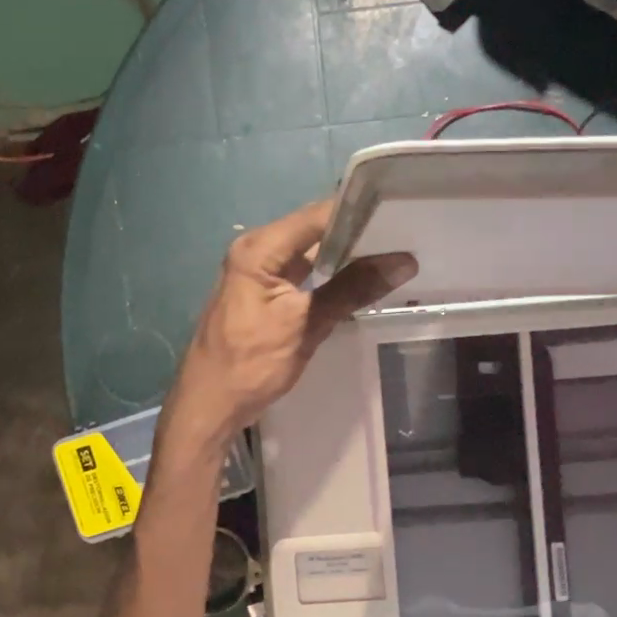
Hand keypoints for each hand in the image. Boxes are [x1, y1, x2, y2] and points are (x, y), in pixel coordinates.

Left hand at [163, 199, 416, 443]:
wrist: (209, 405)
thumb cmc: (250, 364)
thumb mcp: (305, 325)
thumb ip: (351, 289)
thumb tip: (403, 261)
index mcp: (260, 248)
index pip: (319, 214)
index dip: (360, 211)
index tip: (401, 213)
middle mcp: (257, 250)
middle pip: (316, 231)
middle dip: (358, 233)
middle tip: (407, 235)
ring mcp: (260, 273)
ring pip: (313, 254)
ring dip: (347, 257)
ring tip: (395, 255)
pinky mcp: (266, 295)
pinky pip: (304, 276)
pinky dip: (331, 277)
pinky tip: (362, 282)